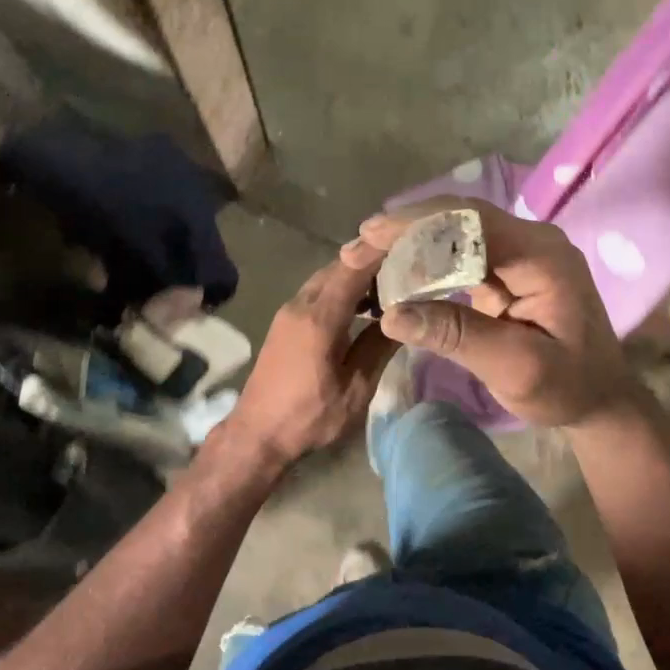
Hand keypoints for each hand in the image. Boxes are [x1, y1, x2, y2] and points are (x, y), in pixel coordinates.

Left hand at [225, 248, 400, 467]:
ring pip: (327, 278)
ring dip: (357, 275)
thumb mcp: (355, 388)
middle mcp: (300, 304)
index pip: (354, 266)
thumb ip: (379, 347)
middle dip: (374, 259)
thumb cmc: (309, 416)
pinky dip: (343, 290)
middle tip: (412, 261)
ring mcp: (288, 312)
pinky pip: (318, 292)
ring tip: (395, 283)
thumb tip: (405, 316)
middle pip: (340, 266)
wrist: (257, 434)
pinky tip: (365, 306)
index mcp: (319, 317)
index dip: (382, 247)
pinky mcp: (285, 323)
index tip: (411, 235)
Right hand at [349, 197, 638, 427]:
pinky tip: (395, 270)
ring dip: (410, 242)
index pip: (472, 222)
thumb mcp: (515, 368)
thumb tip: (392, 315)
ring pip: (456, 233)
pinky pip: (460, 253)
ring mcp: (520, 254)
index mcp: (542, 256)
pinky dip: (425, 260)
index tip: (371, 234)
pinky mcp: (507, 270)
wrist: (600, 401)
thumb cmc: (567, 388)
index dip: (418, 224)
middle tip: (356, 247)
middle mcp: (532, 242)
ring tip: (365, 255)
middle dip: (405, 229)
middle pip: (460, 220)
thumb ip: (457, 336)